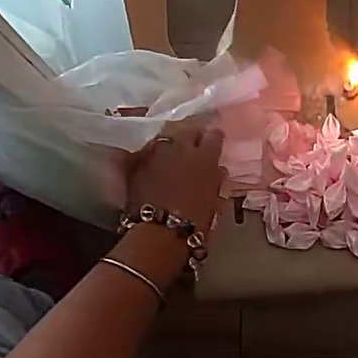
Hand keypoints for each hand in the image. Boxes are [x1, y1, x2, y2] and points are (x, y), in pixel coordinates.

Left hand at [126, 118, 225, 234]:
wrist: (160, 229)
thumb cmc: (195, 220)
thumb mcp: (213, 199)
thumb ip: (215, 179)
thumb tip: (218, 169)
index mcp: (205, 157)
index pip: (214, 135)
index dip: (214, 137)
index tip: (213, 142)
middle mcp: (182, 146)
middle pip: (189, 127)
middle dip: (192, 132)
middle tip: (192, 141)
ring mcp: (158, 150)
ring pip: (166, 134)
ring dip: (172, 139)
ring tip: (172, 148)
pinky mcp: (139, 158)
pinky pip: (149, 147)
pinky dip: (154, 151)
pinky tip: (154, 159)